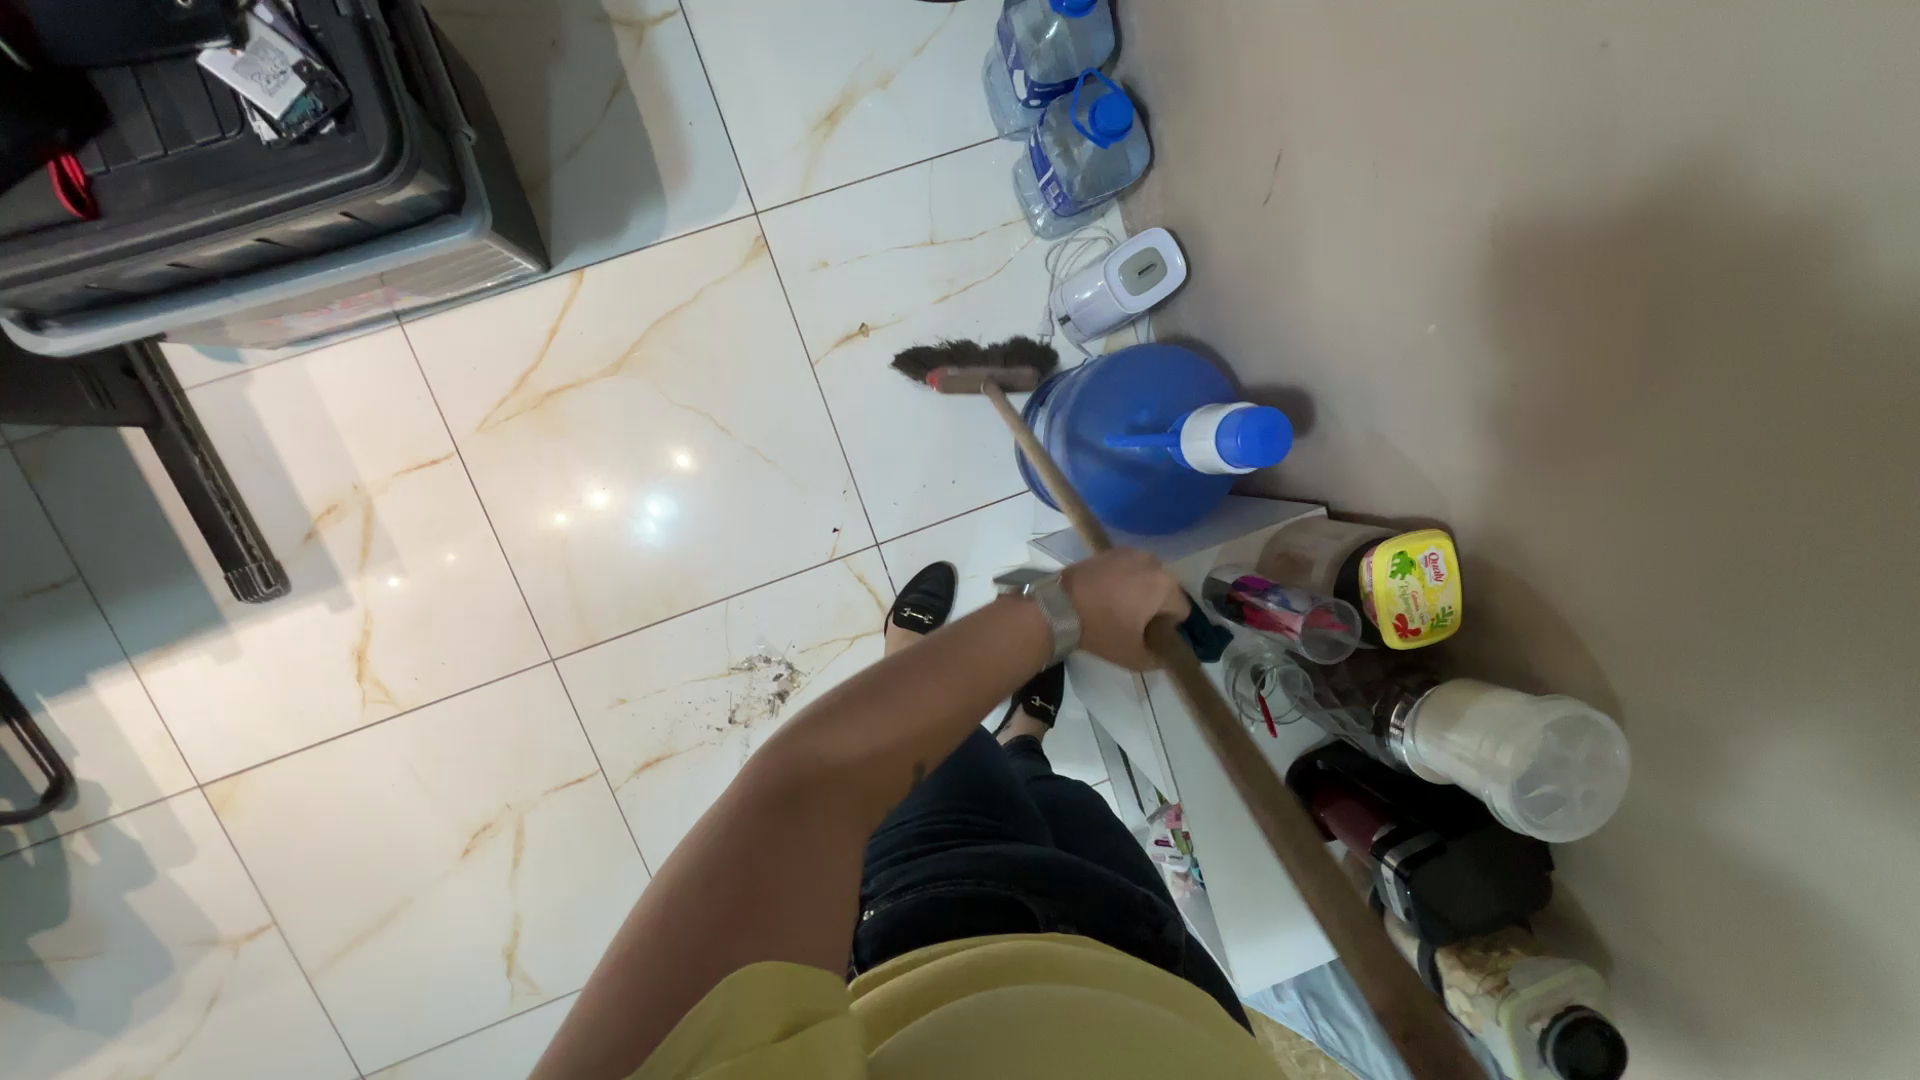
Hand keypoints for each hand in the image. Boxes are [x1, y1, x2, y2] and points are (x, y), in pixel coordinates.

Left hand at [1059, 548, 1189, 670]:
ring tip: (1117, 608)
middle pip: (1164, 590)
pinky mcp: (1107, 551)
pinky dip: (1122, 580)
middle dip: (1154, 606)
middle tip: (1131, 623)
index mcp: (1165, 586)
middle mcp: (1152, 562)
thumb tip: (1161, 656)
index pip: (1181, 610)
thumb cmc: (1101, 629)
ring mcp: (1128, 552)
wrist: (1057, 606)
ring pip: (1145, 577)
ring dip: (1139, 591)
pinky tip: (1105, 595)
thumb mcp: (1132, 656)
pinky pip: (1126, 569)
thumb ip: (1156, 659)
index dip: (1167, 627)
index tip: (1146, 635)